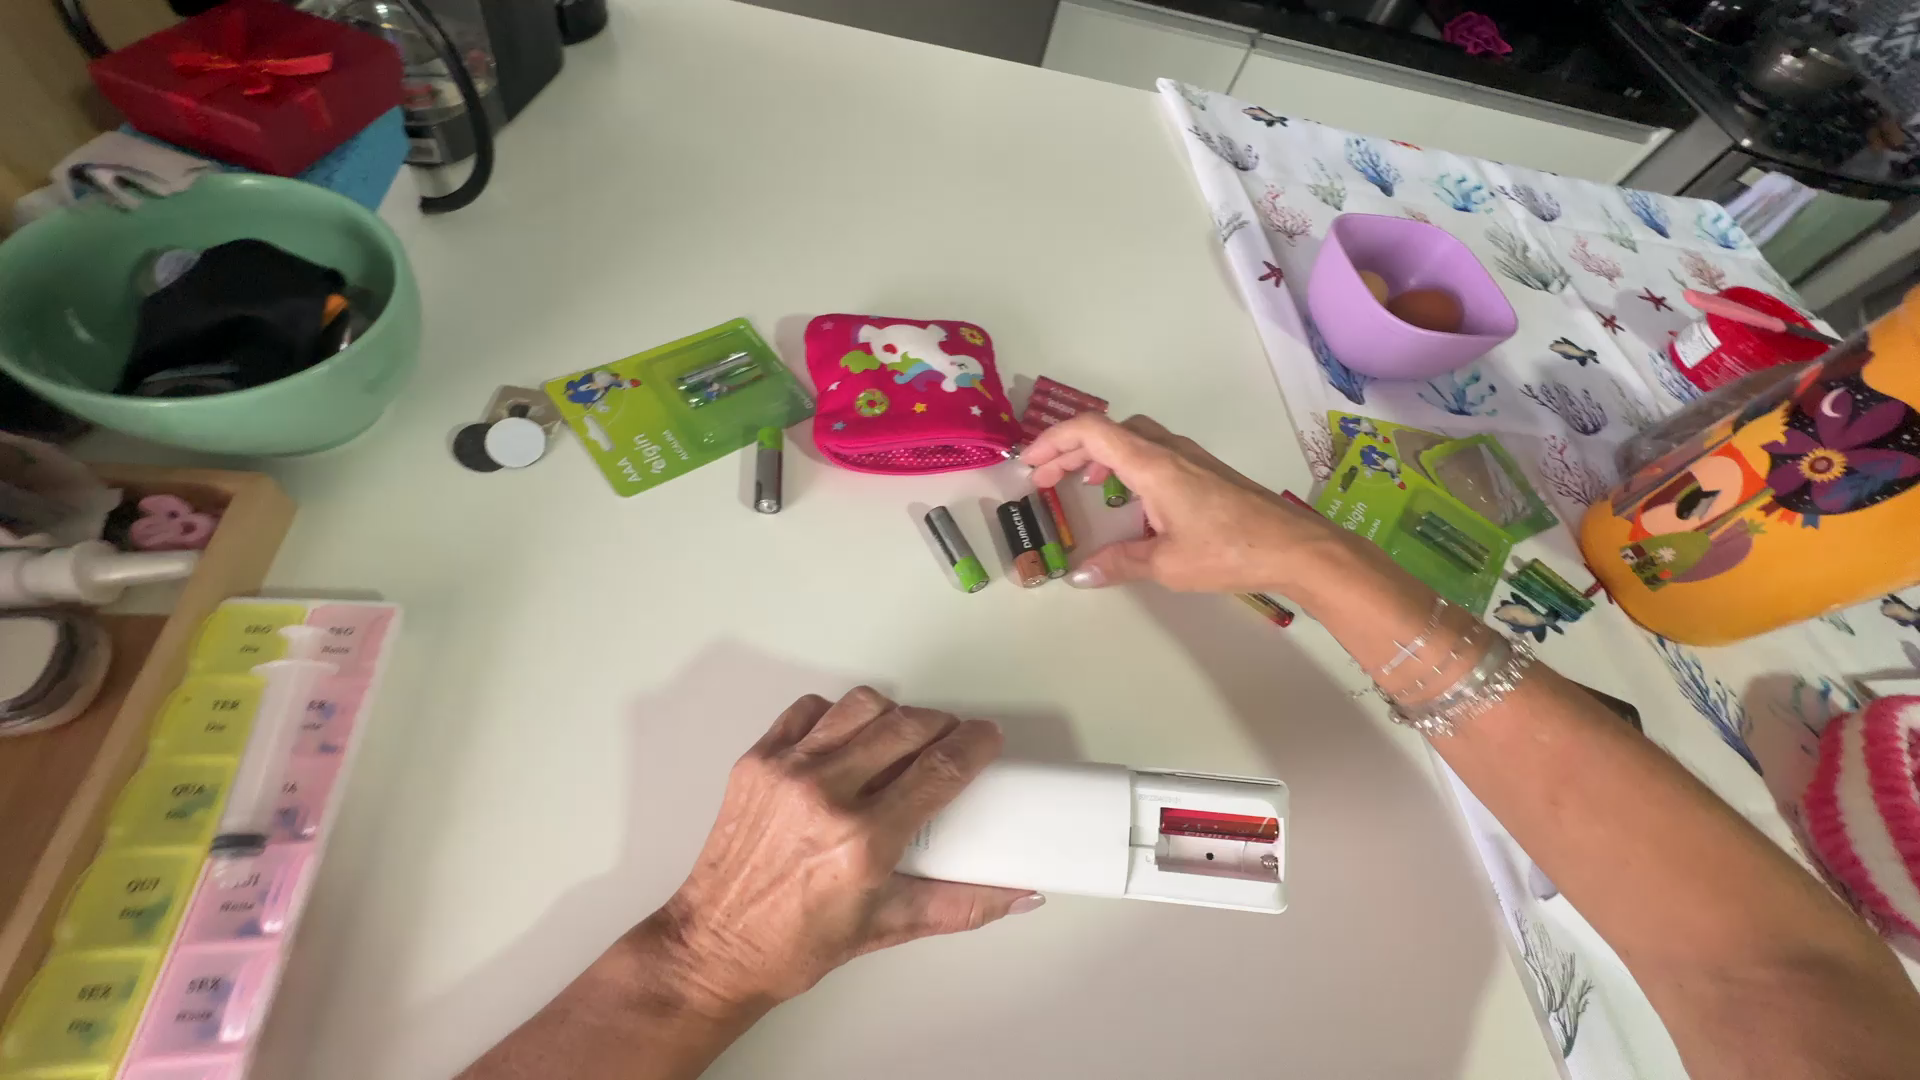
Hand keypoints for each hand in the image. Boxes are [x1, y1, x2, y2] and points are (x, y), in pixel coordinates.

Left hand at [654, 687, 1040, 1009]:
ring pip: (861, 705)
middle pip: (907, 727)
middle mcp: (825, 796)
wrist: (715, 945)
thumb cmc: (796, 943)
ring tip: (901, 735)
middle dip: (941, 724)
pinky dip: (837, 715)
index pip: (940, 770)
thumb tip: (1018, 896)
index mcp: (863, 842)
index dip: (975, 745)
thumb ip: (962, 905)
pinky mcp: (758, 760)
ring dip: (893, 714)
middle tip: (951, 737)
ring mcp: (787, 771)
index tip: (987, 737)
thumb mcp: (888, 927)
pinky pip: (810, 710)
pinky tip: (846, 739)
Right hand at [1023, 413, 1338, 593]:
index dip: (1053, 440)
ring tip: (1082, 482)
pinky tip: (1130, 498)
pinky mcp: (1204, 471)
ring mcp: (1190, 457)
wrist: (1295, 547)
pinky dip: (1126, 462)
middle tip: (1046, 478)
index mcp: (1153, 464)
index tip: (1031, 463)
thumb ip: (1119, 564)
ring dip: (1100, 454)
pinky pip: (1153, 451)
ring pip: (1133, 437)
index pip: (1092, 431)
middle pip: (1109, 430)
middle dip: (1071, 449)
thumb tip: (1080, 576)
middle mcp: (1169, 451)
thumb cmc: (1229, 551)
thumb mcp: (1166, 564)